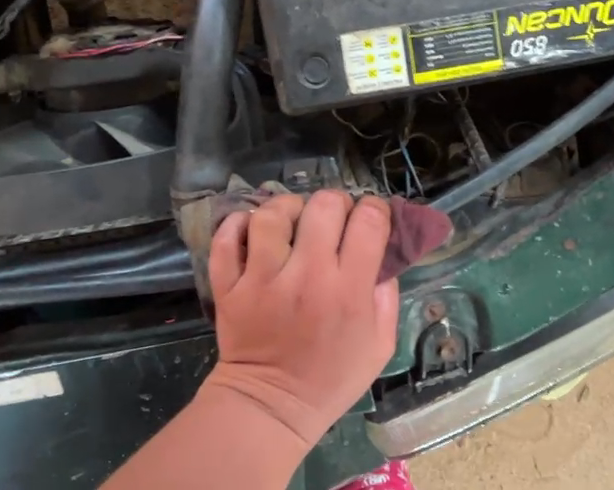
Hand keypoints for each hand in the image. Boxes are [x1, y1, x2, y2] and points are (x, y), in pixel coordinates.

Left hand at [199, 191, 399, 446]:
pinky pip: (227, 238)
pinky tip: (252, 230)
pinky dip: (237, 224)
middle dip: (335, 204)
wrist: (270, 409)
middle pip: (324, 206)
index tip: (370, 217)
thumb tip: (384, 252)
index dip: (374, 209)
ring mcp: (262, 278)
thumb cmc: (330, 378)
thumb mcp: (380, 345)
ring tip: (292, 222)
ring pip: (273, 214)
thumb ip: (386, 295)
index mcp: (348, 291)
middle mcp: (306, 276)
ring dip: (287, 208)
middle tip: (333, 221)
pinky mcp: (229, 286)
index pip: (368, 221)